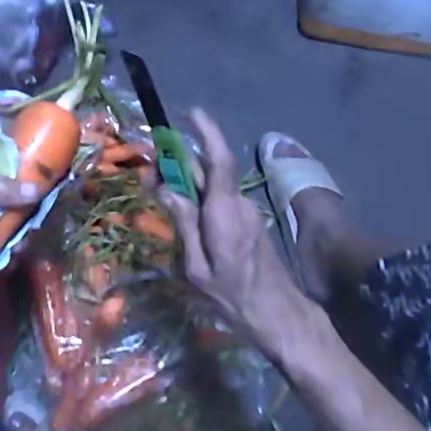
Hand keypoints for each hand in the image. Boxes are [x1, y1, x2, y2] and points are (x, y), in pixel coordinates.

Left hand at [0, 171, 38, 301]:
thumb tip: (37, 189)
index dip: (17, 164)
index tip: (41, 170)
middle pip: (9, 191)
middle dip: (24, 202)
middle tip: (38, 210)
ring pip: (11, 217)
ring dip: (21, 228)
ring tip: (23, 238)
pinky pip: (6, 241)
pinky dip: (13, 246)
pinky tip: (16, 251)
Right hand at [163, 110, 319, 346]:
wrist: (279, 316)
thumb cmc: (234, 297)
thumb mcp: (197, 268)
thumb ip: (184, 224)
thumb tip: (167, 190)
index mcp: (224, 212)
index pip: (219, 161)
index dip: (208, 133)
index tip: (192, 114)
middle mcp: (238, 204)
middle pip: (208, 171)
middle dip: (179, 164)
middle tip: (151, 175)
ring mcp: (247, 211)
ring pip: (213, 187)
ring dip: (189, 185)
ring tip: (162, 198)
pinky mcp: (249, 221)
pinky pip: (220, 201)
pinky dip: (201, 199)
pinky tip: (186, 217)